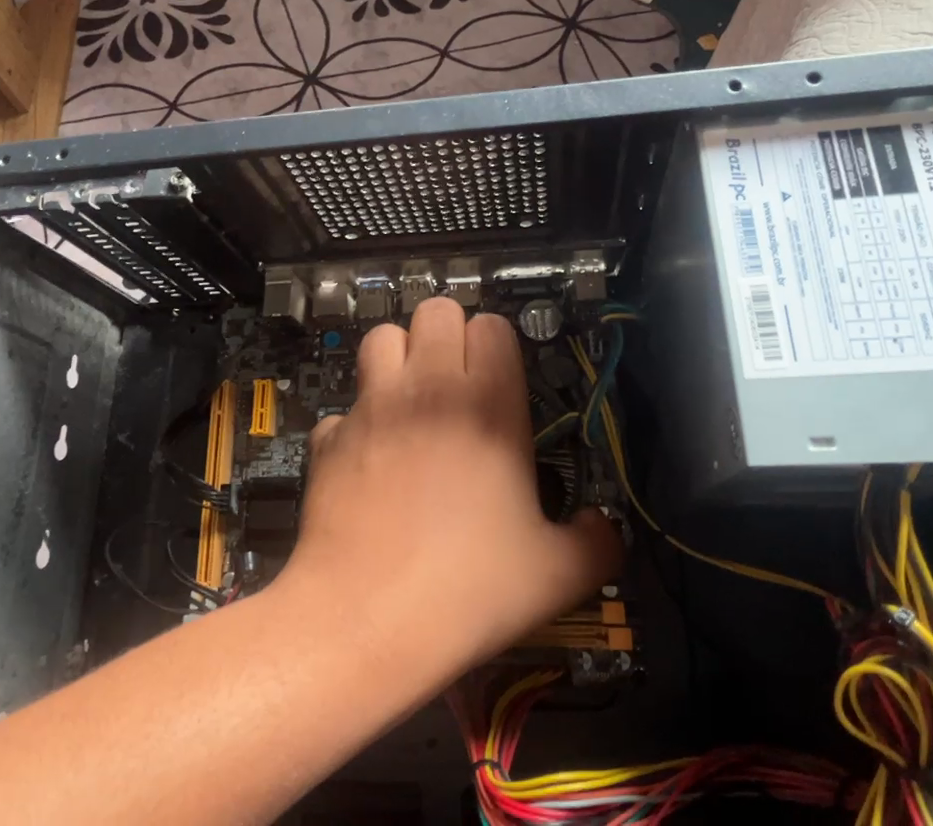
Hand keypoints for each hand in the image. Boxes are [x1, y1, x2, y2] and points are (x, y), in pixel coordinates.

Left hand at [272, 297, 621, 682]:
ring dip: (399, 357)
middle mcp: (427, 392)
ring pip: (380, 338)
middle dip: (448, 335)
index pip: (493, 326)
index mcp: (489, 406)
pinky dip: (356, 425)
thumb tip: (604, 527)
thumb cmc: (469, 590)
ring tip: (412, 402)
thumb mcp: (560, 575)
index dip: (499, 349)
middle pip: (434, 311)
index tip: (503, 385)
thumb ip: (598, 541)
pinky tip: (368, 464)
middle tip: (458, 384)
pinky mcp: (327, 441)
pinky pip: (342, 409)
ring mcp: (369, 411)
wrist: (365, 620)